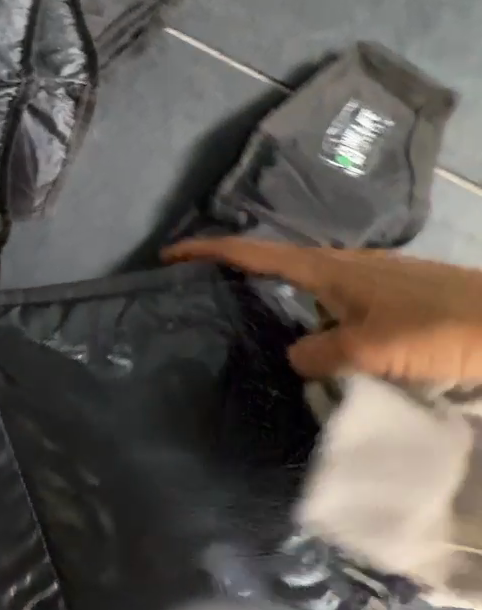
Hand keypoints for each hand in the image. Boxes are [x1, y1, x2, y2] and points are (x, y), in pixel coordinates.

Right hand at [164, 236, 481, 382]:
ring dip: (287, 300)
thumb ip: (319, 354)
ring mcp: (379, 278)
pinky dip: (322, 314)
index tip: (166, 257)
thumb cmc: (445, 330)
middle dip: (241, 275)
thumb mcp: (373, 351)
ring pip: (314, 286)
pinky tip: (333, 338)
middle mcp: (344, 265)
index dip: (203, 252)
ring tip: (272, 326)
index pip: (248, 253)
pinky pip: (344, 301)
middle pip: (277, 264)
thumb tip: (296, 357)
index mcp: (325, 269)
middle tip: (214, 297)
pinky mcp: (406, 296)